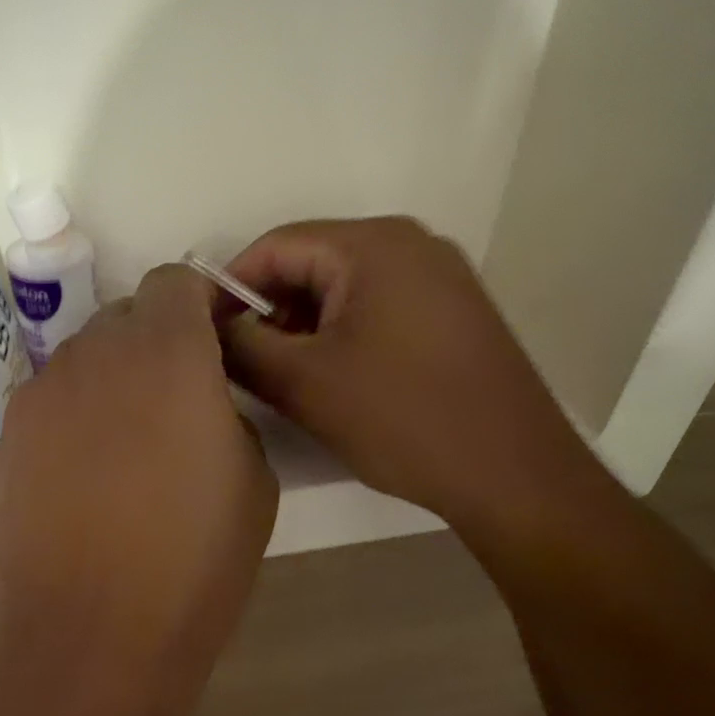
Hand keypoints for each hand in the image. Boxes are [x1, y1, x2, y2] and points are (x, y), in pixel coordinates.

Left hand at [0, 264, 278, 696]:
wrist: (94, 635)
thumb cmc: (194, 561)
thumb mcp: (253, 478)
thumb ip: (227, 413)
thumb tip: (198, 405)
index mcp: (167, 352)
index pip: (176, 283)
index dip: (199, 307)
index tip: (215, 349)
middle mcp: (94, 355)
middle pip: (125, 318)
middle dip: (155, 344)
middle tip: (175, 407)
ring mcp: (40, 396)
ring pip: (83, 361)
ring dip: (111, 383)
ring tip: (127, 451)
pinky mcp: (7, 440)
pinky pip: (49, 405)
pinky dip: (73, 422)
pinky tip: (85, 482)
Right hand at [220, 217, 600, 536]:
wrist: (512, 471)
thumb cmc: (402, 419)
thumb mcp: (305, 384)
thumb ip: (244, 347)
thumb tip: (211, 328)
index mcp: (373, 244)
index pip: (275, 245)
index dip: (228, 287)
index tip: (202, 333)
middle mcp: (411, 244)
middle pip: (312, 263)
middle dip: (268, 310)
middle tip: (238, 363)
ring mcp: (440, 277)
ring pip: (345, 289)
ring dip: (303, 327)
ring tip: (280, 379)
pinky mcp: (454, 313)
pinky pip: (380, 308)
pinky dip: (342, 335)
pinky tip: (330, 380)